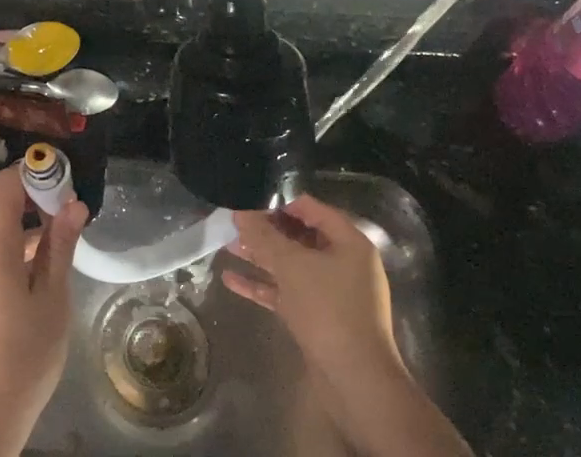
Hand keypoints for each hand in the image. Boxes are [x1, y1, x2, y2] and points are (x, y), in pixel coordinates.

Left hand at [0, 167, 88, 456]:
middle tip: (72, 209)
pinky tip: (39, 269)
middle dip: (34, 199)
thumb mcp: (53, 299)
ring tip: (63, 236)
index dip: (36, 173)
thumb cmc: (23, 356)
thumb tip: (74, 204)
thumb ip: (60, 246)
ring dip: (25, 225)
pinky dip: (12, 248)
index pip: (7, 184)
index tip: (67, 179)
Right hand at [224, 196, 472, 456]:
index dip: (278, 202)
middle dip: (265, 230)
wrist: (354, 378)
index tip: (247, 202)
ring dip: (260, 256)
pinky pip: (287, 292)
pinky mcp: (318, 317)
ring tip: (226, 246)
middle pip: (300, 236)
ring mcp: (332, 291)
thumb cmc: (328, 309)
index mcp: (349, 242)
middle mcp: (344, 262)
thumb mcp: (292, 265)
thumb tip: (240, 213)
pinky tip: (231, 280)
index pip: (311, 208)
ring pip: (291, 265)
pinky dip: (262, 285)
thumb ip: (264, 237)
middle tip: (233, 223)